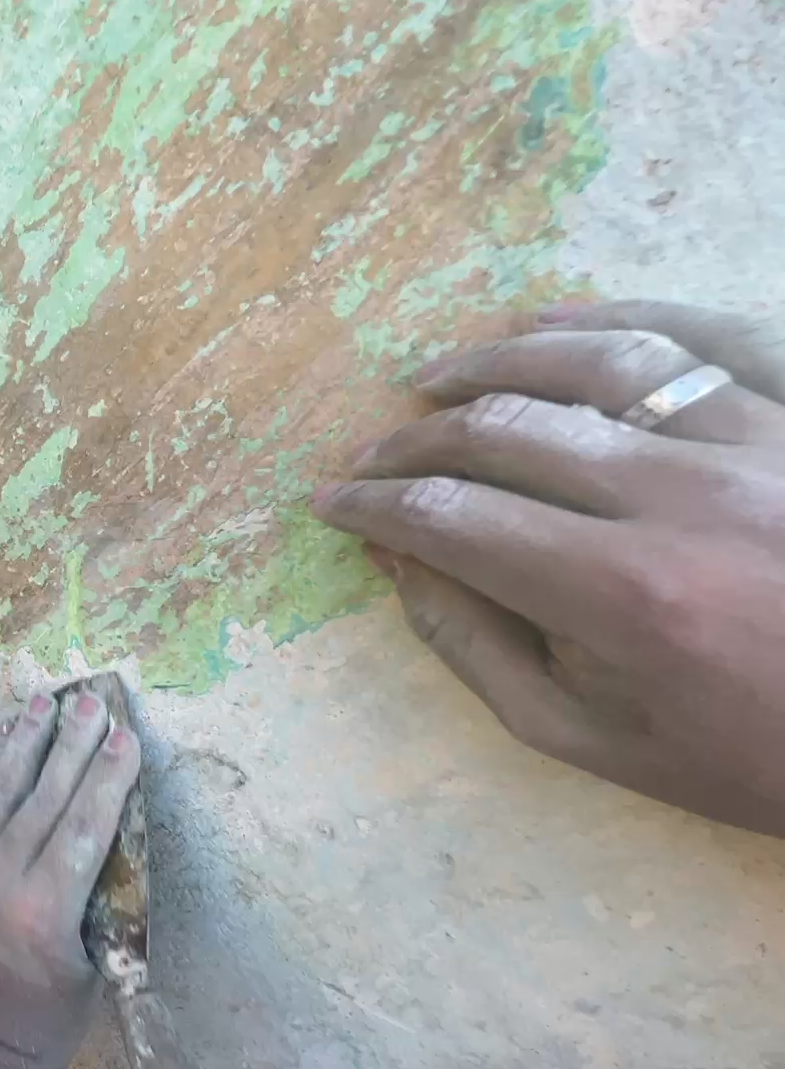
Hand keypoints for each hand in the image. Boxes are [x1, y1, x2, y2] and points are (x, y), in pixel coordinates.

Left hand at [0, 690, 140, 1068]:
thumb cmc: (63, 993)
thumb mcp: (101, 951)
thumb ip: (105, 883)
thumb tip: (119, 807)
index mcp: (44, 913)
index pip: (82, 829)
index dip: (106, 779)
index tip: (126, 737)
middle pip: (43, 798)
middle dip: (72, 745)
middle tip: (92, 701)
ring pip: (4, 786)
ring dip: (28, 739)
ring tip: (47, 699)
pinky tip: (11, 730)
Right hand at [312, 300, 784, 835]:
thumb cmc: (745, 751)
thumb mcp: (574, 729)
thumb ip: (466, 640)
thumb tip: (392, 557)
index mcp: (622, 593)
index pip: (444, 517)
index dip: (369, 505)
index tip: (329, 503)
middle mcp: (693, 501)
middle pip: (500, 432)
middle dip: (407, 444)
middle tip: (368, 459)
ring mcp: (775, 444)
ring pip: (600, 364)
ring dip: (491, 365)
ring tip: (433, 378)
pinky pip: (722, 334)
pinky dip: (621, 317)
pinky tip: (549, 320)